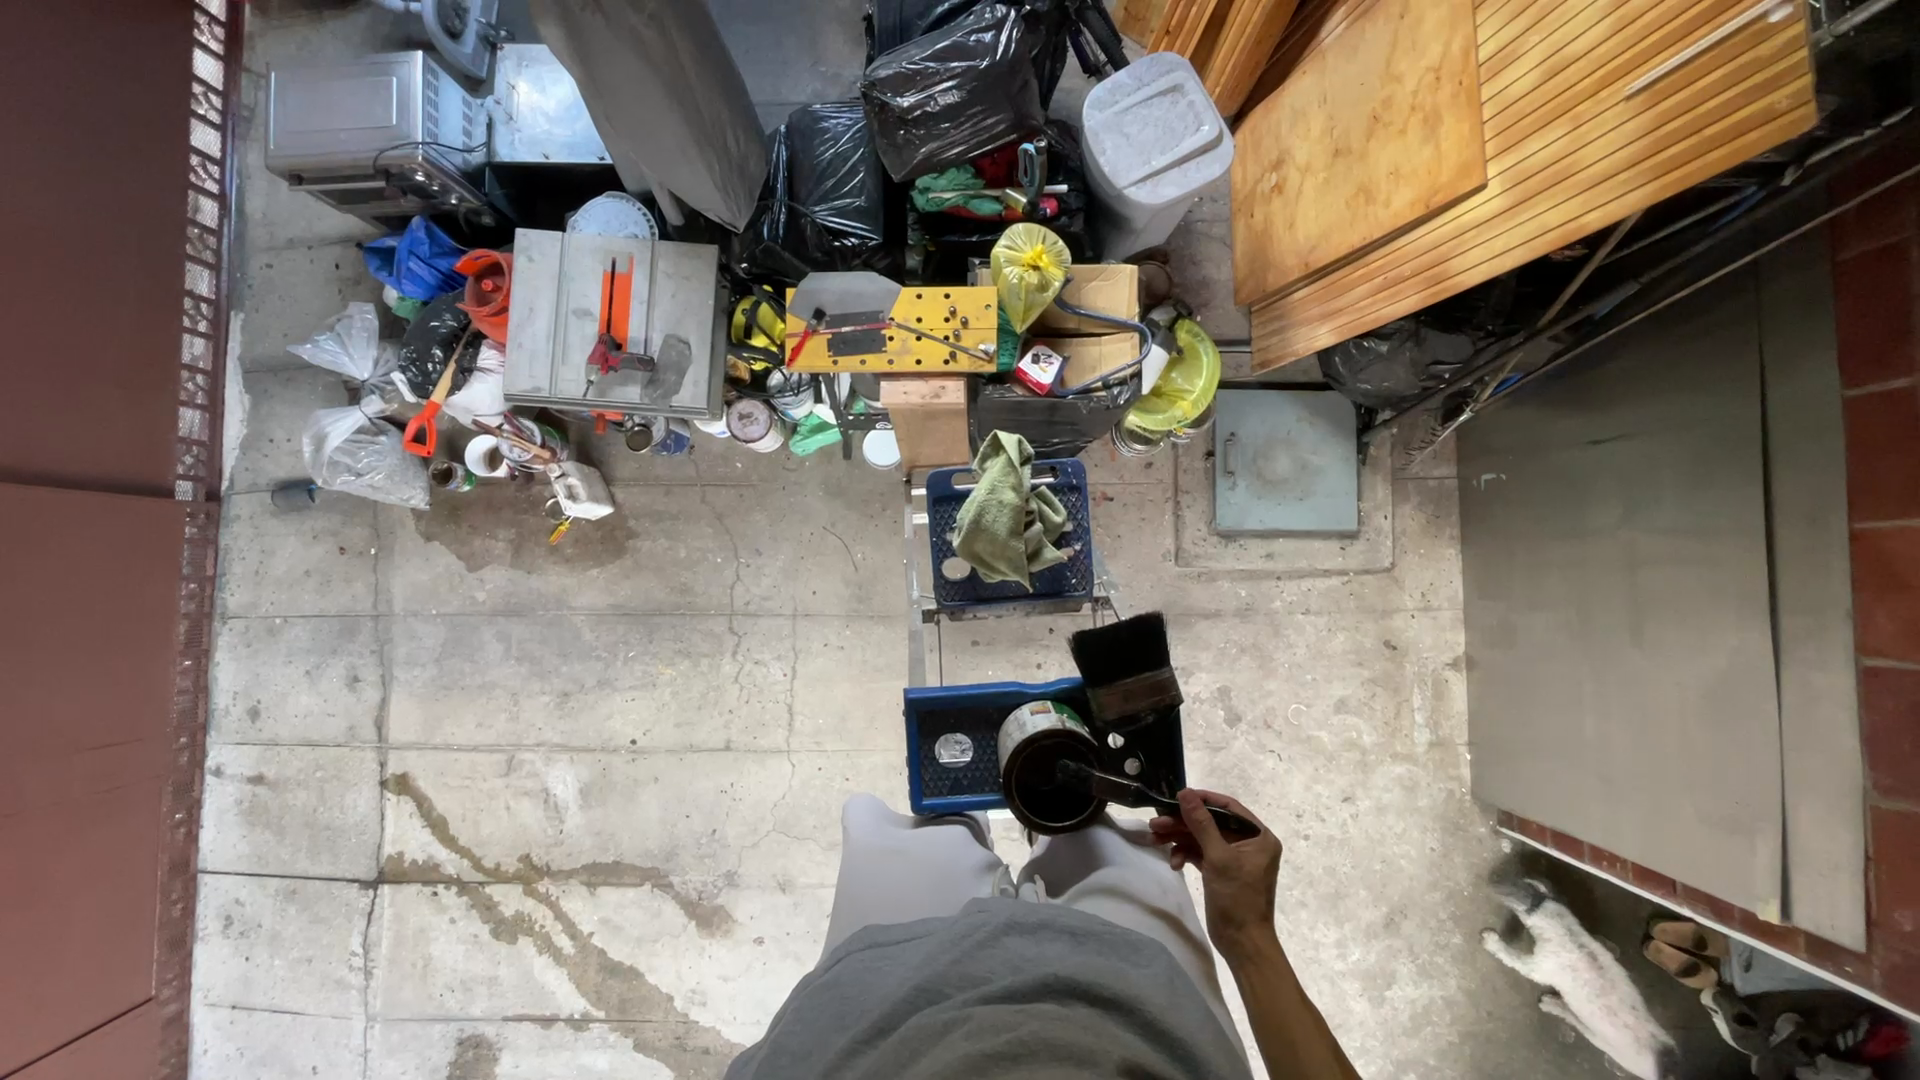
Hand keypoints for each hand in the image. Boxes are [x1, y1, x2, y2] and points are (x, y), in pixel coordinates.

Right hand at [1150, 788, 1281, 960]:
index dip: (1202, 800)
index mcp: (1258, 836)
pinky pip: (1200, 853)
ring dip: (1179, 838)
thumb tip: (1185, 793)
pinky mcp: (1220, 871)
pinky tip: (1174, 863)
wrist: (1243, 943)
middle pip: (1210, 823)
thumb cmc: (1238, 898)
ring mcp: (1233, 857)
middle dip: (1182, 823)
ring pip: (1201, 838)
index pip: (1227, 807)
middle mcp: (1248, 843)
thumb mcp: (1218, 857)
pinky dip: (1185, 854)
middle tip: (1155, 823)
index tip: (1176, 797)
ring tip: (1155, 839)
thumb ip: (1201, 823)